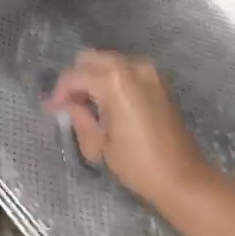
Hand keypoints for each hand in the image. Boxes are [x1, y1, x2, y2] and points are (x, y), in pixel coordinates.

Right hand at [43, 50, 212, 202]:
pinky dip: (113, 80)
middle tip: (70, 105)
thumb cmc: (137, 164)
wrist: (181, 176)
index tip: (53, 109)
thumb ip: (80, 117)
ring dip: (95, 77)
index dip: (59, 92)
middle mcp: (133, 67)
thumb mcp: (100, 143)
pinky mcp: (159, 81)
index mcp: (115, 81)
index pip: (75, 76)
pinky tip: (109, 104)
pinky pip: (127, 70)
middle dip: (77, 79)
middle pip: (92, 59)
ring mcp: (150, 71)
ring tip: (89, 106)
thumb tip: (66, 104)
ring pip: (110, 61)